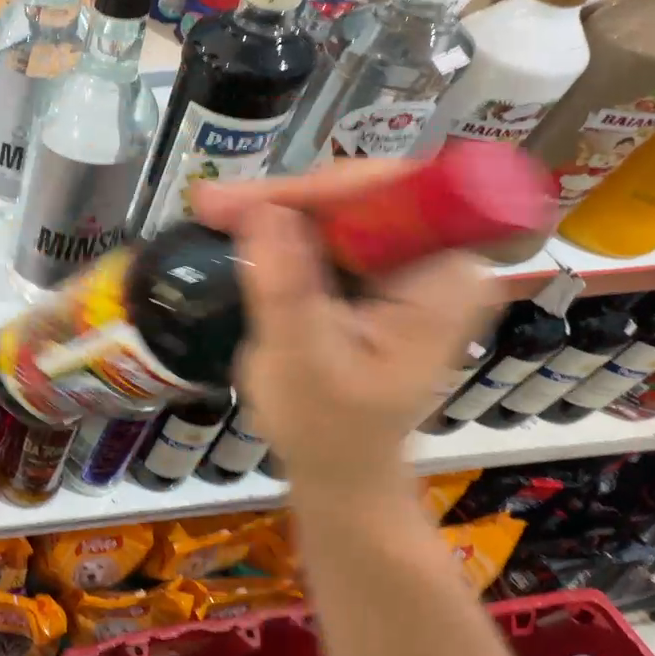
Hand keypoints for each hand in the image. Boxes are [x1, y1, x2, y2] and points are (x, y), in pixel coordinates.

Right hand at [193, 160, 500, 488]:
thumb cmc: (327, 426)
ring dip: (274, 208)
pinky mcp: (379, 273)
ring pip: (340, 206)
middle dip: (285, 196)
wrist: (339, 465)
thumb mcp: (302, 358)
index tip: (247, 204)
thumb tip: (262, 208)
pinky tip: (237, 230)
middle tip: (210, 206)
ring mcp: (409, 264)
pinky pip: (330, 228)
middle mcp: (438, 260)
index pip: (393, 196)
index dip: (320, 190)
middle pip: (362, 194)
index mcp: (444, 280)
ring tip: (211, 213)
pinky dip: (279, 227)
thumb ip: (287, 284)